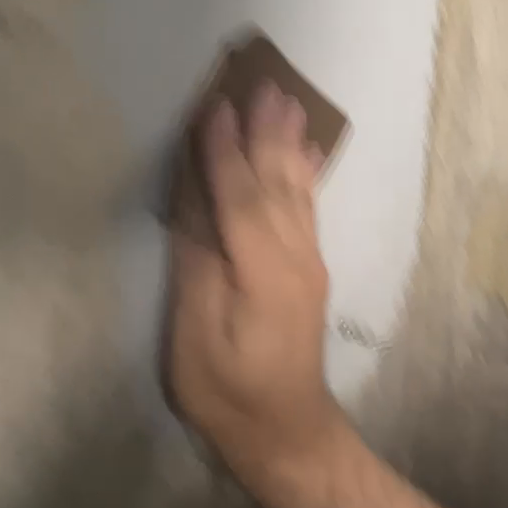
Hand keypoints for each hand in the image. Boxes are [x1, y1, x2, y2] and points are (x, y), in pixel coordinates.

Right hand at [168, 83, 342, 488]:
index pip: (240, 197)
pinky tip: (311, 155)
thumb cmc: (227, 387)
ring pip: (298, 189)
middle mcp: (296, 254)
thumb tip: (197, 206)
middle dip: (269, 133)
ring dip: (292, 145)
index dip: (225, 151)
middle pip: (277, 182)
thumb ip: (199, 265)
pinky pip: (310, 208)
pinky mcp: (311, 267)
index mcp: (263, 268)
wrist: (285, 422)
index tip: (216, 105)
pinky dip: (309, 176)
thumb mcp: (196, 334)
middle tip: (268, 84)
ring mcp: (309, 259)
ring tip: (292, 104)